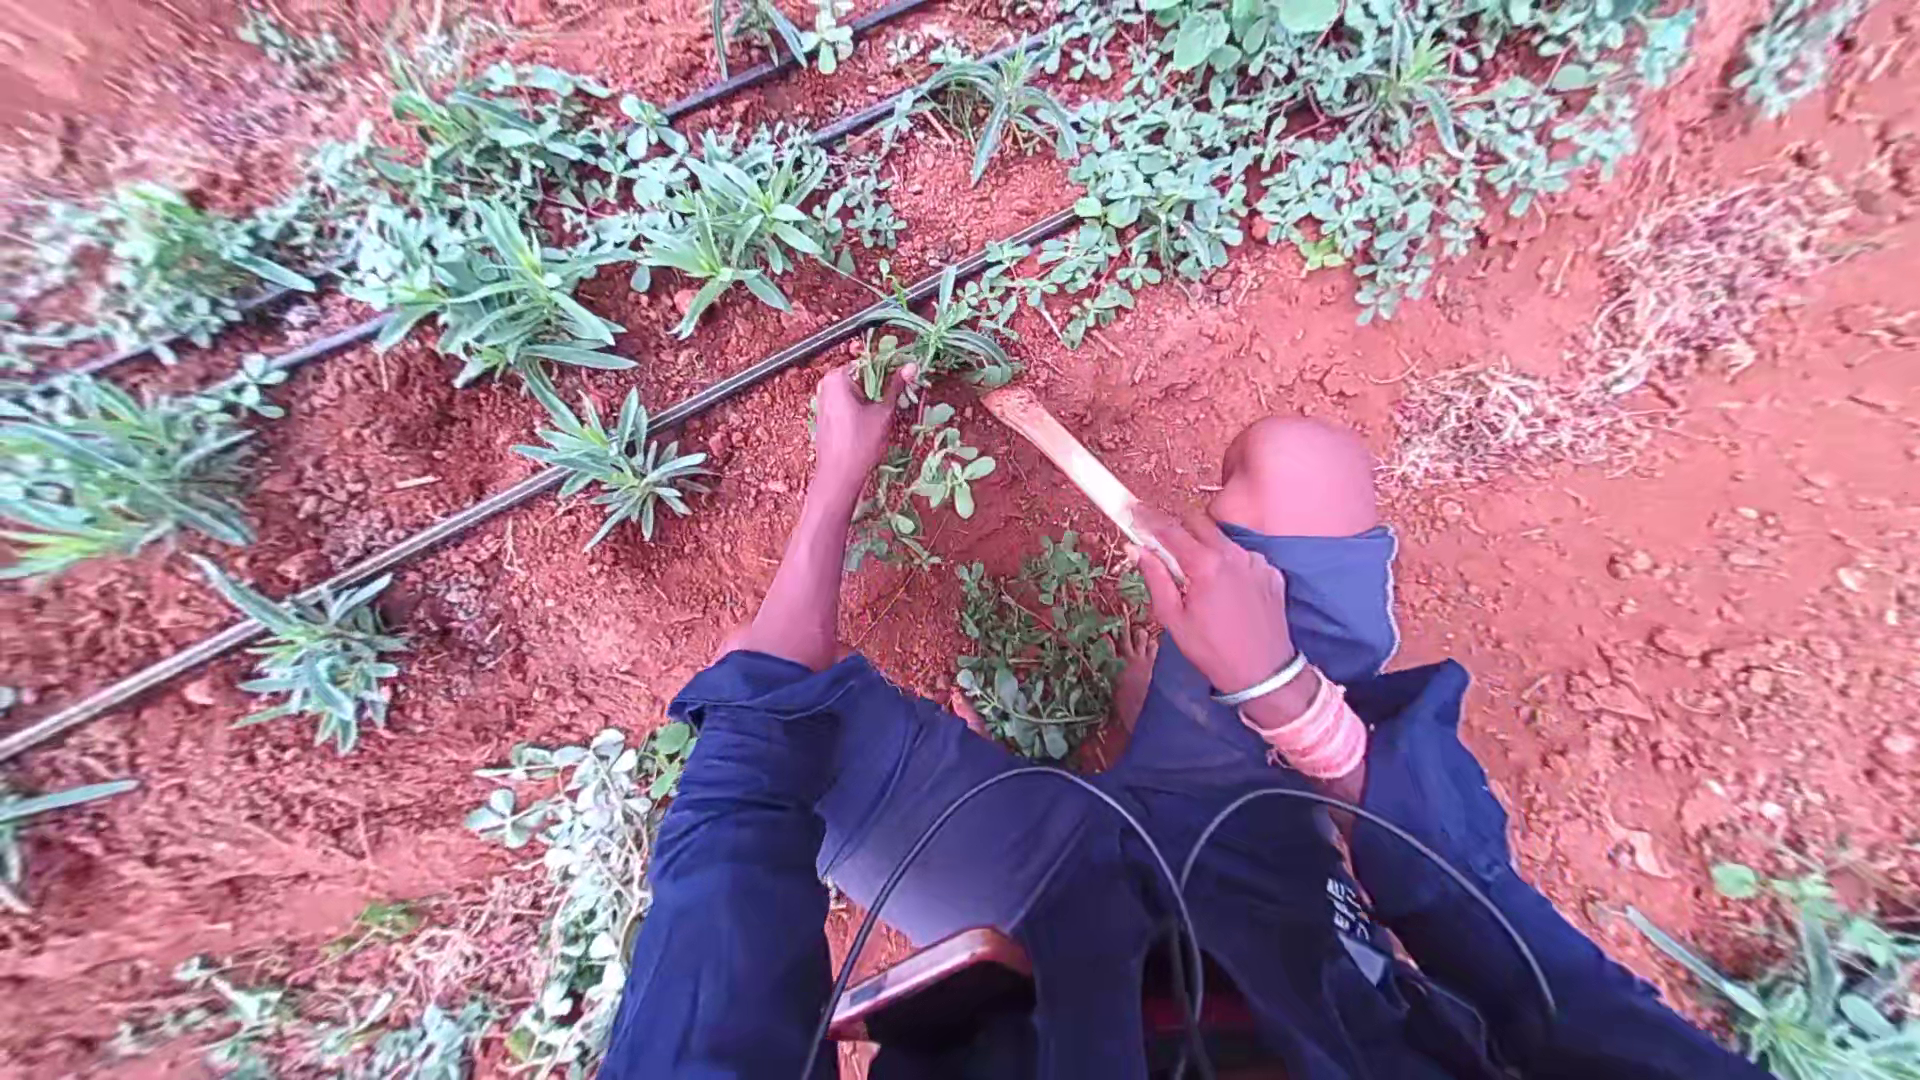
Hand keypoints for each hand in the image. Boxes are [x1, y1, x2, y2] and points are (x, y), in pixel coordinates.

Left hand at [811, 362, 913, 493]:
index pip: (870, 362)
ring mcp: (823, 400)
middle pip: (862, 376)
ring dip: (873, 398)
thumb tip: (911, 366)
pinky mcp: (826, 415)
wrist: (839, 477)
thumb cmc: (859, 445)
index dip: (890, 369)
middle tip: (900, 396)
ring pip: (856, 391)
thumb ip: (896, 387)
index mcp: (837, 378)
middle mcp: (826, 385)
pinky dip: (862, 408)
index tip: (906, 377)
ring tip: (888, 411)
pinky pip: (848, 403)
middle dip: (881, 385)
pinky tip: (874, 421)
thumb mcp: (882, 413)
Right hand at [1132, 507, 1297, 696]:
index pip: (1169, 529)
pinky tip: (1224, 589)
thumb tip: (1136, 549)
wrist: (1263, 673)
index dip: (1146, 518)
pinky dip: (1228, 563)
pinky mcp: (1271, 573)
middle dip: (1177, 529)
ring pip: (1221, 538)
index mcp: (1205, 564)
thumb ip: (1155, 577)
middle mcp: (1233, 555)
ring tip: (1196, 577)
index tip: (1131, 510)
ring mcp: (1256, 562)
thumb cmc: (1211, 649)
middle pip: (1197, 522)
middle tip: (1162, 548)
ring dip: (1203, 546)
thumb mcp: (1172, 617)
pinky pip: (1242, 556)